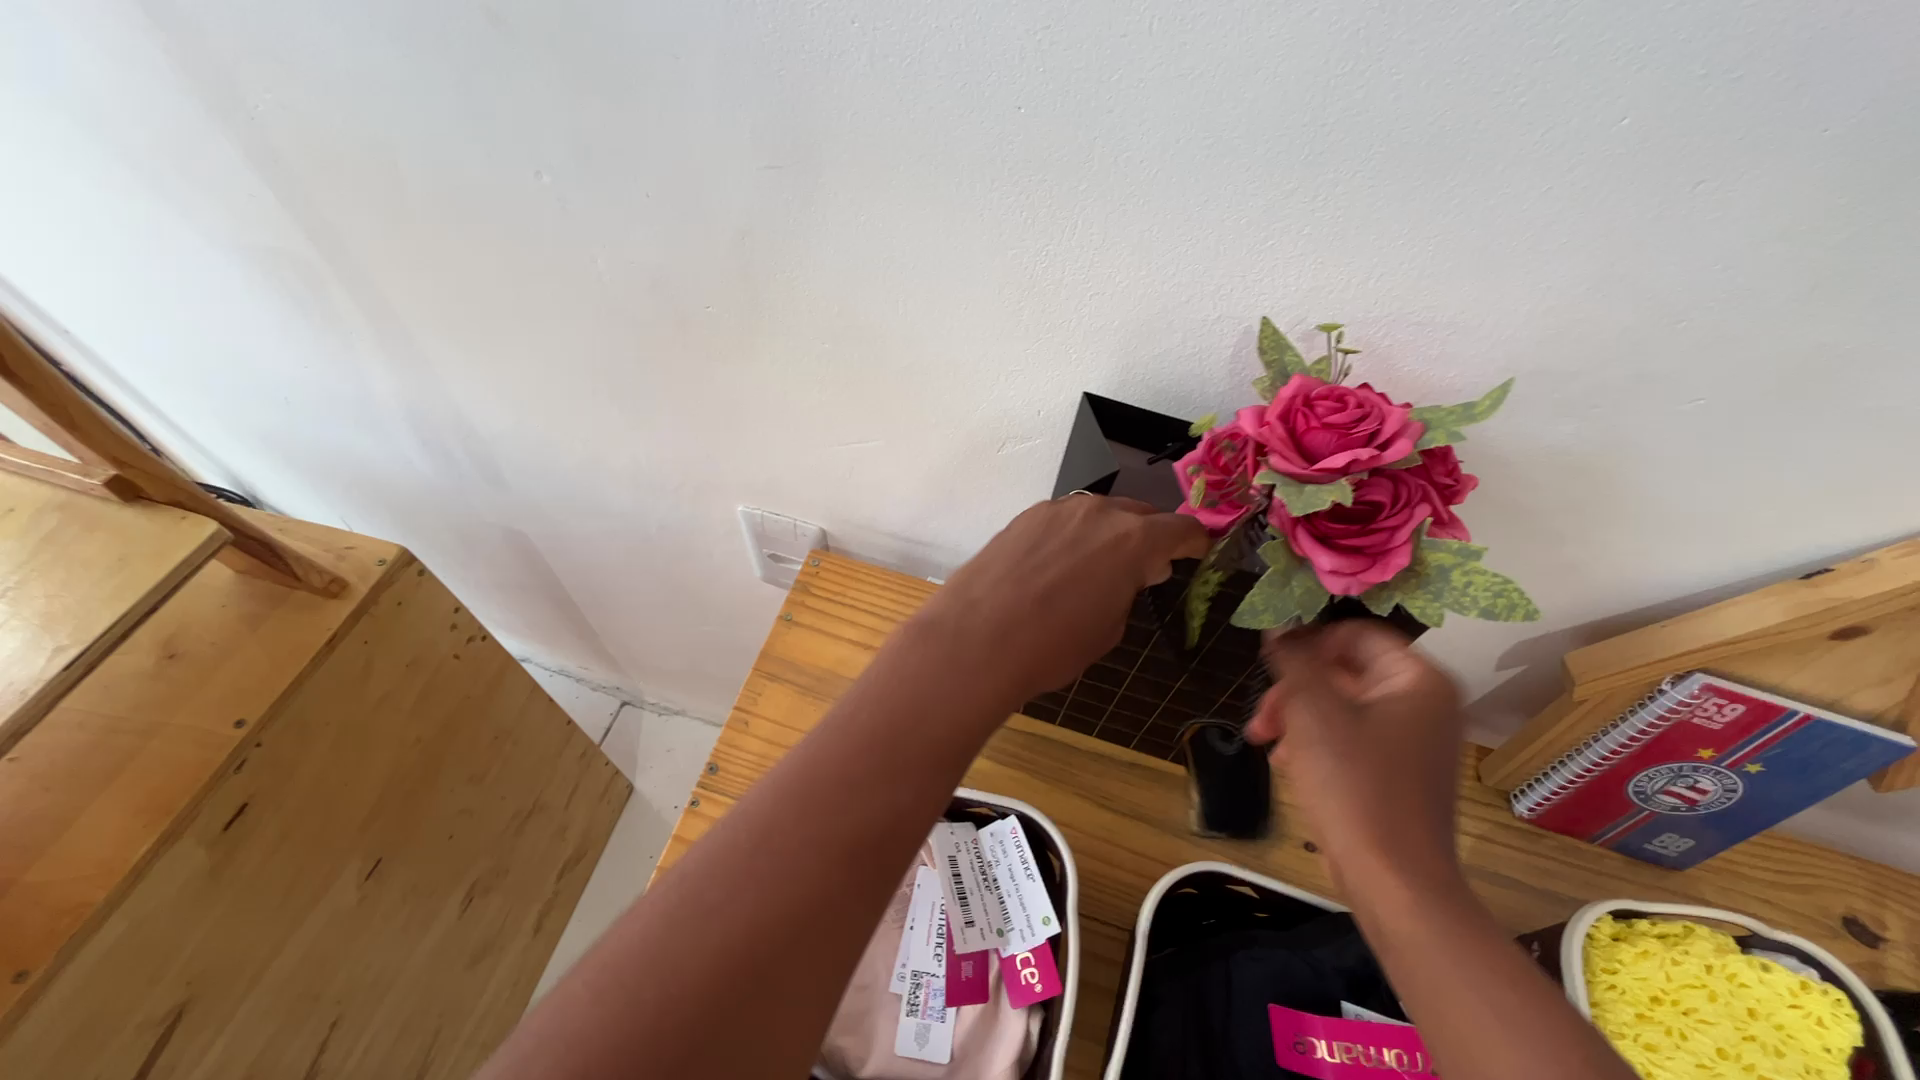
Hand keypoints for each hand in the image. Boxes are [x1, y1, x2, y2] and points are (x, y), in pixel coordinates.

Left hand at [905, 494, 1209, 706]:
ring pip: (1098, 514)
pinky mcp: (1023, 517)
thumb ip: (1129, 591)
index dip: (1194, 542)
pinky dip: (1073, 537)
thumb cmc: (1052, 645)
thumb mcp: (1109, 628)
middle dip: (1150, 537)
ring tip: (1099, 569)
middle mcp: (1098, 513)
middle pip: (1140, 514)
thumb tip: (1133, 573)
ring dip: (1110, 534)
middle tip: (1147, 569)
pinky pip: (1064, 520)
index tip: (1196, 554)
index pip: (1181, 528)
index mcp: (1133, 540)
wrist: (974, 640)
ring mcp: (1057, 510)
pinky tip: (1059, 567)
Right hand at [1246, 622, 1466, 894]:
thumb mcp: (1313, 712)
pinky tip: (1288, 764)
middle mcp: (1424, 704)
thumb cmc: (1354, 786)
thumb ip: (1294, 660)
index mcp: (1417, 680)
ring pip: (1341, 706)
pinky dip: (1316, 742)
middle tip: (1261, 716)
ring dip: (1297, 716)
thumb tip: (1279, 627)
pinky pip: (1351, 738)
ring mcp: (1414, 741)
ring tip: (1266, 743)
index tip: (1266, 663)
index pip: (1354, 634)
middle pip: (1344, 672)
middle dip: (1294, 689)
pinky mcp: (1399, 773)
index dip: (1307, 642)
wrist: (1393, 879)